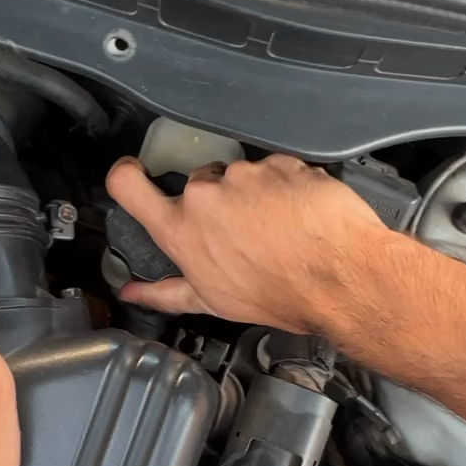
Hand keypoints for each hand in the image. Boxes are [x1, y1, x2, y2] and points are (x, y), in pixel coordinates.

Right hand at [105, 155, 399, 333]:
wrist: (340, 277)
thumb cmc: (279, 294)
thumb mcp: (213, 302)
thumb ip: (165, 292)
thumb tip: (135, 292)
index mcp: (182, 230)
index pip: (128, 184)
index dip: (126, 175)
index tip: (133, 175)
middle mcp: (207, 195)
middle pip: (197, 184)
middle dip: (216, 203)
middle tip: (240, 233)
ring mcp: (246, 175)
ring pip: (239, 177)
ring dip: (253, 196)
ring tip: (277, 230)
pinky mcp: (281, 163)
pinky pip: (274, 170)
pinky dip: (284, 189)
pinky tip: (297, 217)